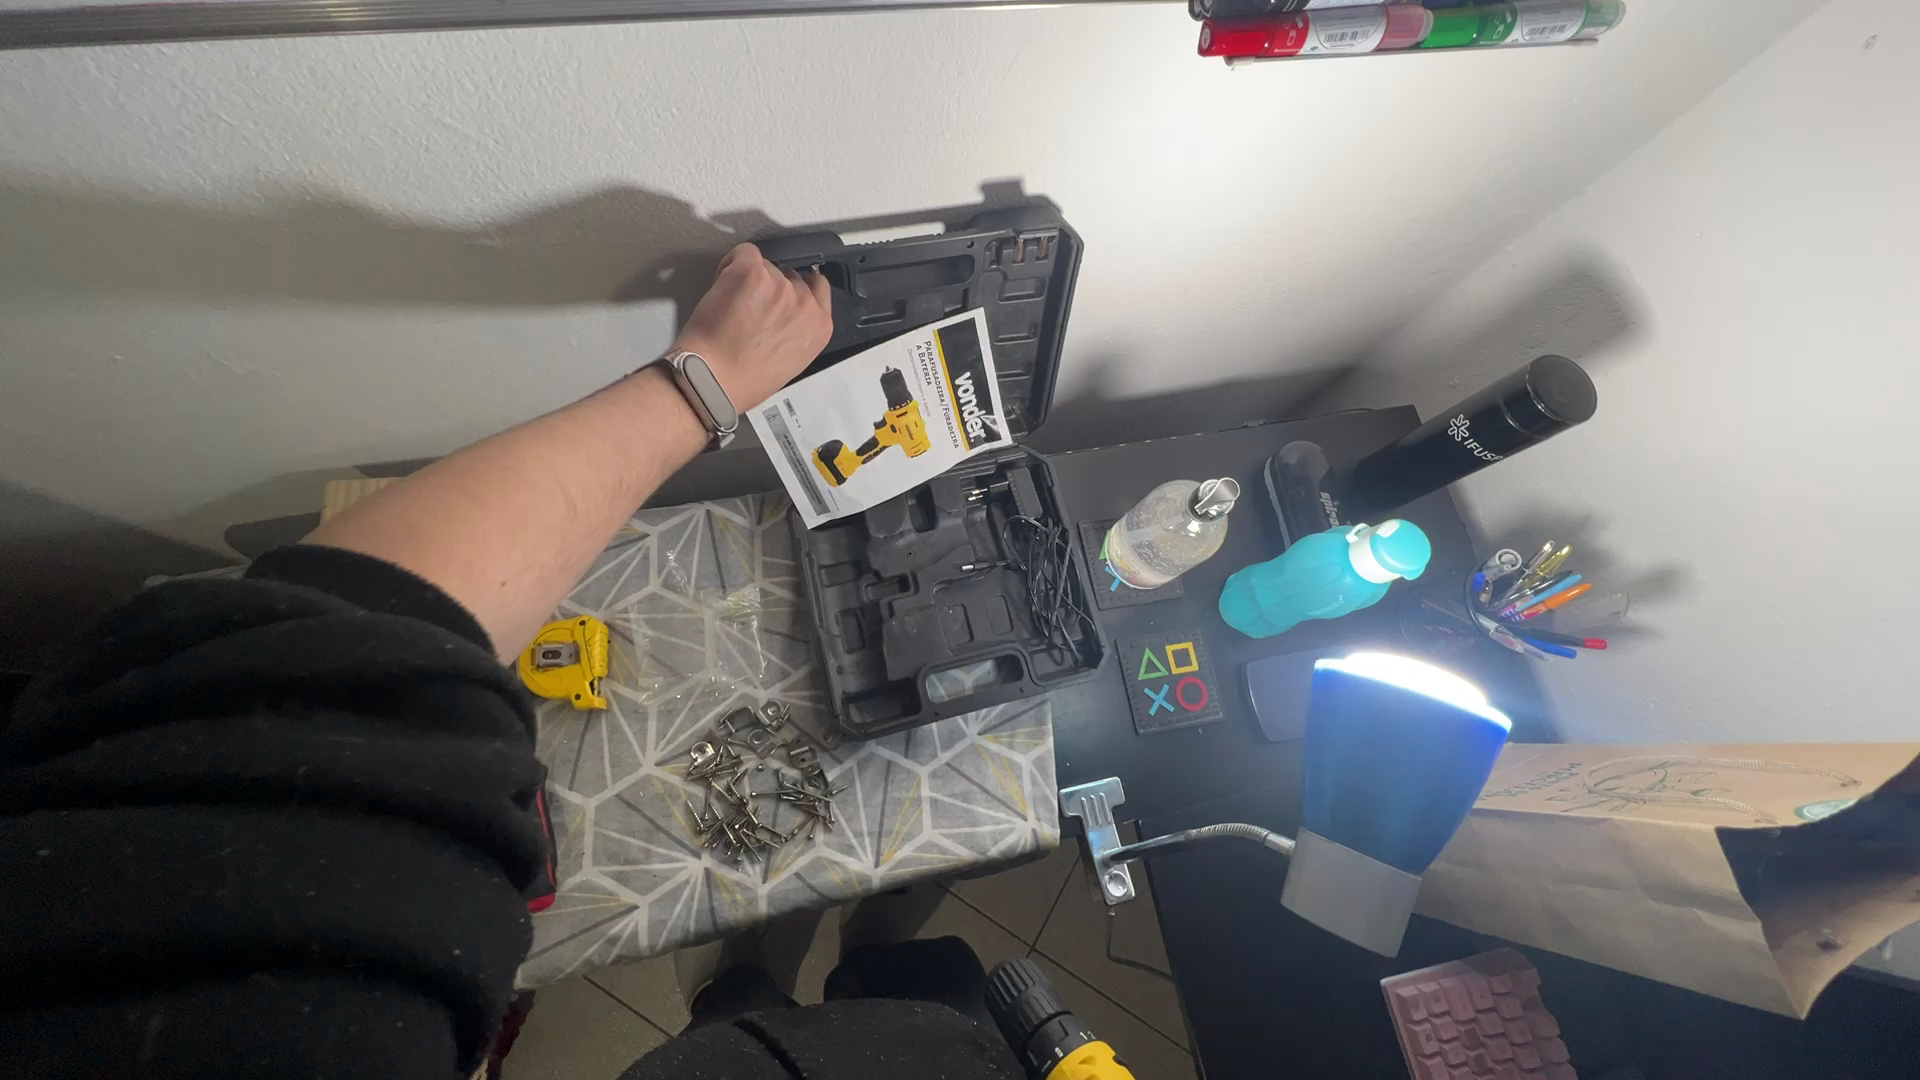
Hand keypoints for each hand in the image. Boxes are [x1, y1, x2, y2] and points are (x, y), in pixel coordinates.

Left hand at [672, 243, 833, 412]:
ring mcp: (779, 285)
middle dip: (773, 285)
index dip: (797, 287)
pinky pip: (745, 253)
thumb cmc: (747, 379)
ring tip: (734, 305)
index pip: (819, 287)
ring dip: (750, 278)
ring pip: (766, 265)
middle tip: (752, 304)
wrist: (716, 378)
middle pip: (791, 274)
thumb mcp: (792, 361)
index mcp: (819, 327)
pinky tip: (724, 290)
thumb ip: (798, 330)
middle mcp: (804, 304)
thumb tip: (784, 316)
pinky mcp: (752, 272)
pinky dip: (731, 265)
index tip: (783, 294)